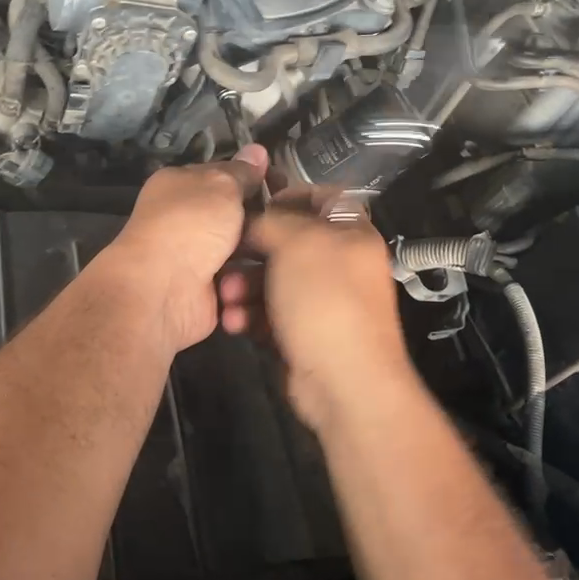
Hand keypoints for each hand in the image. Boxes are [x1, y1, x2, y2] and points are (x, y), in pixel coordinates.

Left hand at [92, 145, 267, 353]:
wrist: (161, 291)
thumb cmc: (189, 226)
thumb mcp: (220, 186)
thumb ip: (242, 172)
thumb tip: (256, 150)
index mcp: (181, 188)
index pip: (225, 179)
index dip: (256, 181)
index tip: (286, 186)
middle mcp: (187, 224)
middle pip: (239, 222)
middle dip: (262, 228)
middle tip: (290, 230)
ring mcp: (197, 263)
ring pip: (246, 260)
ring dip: (258, 267)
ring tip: (269, 267)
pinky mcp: (207, 297)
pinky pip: (241, 293)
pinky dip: (249, 295)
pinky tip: (257, 291)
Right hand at [218, 194, 421, 432]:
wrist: (343, 383)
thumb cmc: (325, 300)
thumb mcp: (298, 243)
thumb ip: (273, 220)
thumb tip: (257, 222)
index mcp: (351, 234)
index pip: (323, 199)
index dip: (289, 196)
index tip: (255, 204)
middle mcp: (339, 265)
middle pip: (288, 243)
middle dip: (252, 251)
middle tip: (227, 257)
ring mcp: (321, 302)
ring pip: (273, 281)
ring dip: (244, 287)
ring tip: (227, 298)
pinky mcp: (302, 334)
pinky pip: (269, 315)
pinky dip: (250, 316)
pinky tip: (234, 323)